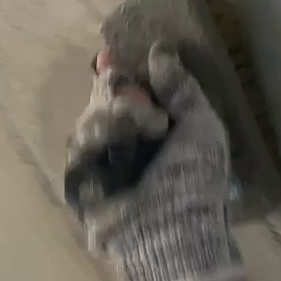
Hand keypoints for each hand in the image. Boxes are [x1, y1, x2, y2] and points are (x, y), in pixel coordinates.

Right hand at [72, 43, 246, 280]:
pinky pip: (79, 145)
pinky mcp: (80, 180)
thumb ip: (180, 87)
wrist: (173, 230)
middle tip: (129, 86)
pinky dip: (101, 137)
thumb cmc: (195, 181)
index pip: (125, 91)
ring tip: (148, 126)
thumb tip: (159, 51)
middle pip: (102, 99)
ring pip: (90, 117)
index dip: (115, 71)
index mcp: (152, 130)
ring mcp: (99, 162)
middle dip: (116, 89)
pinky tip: (120, 143)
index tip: (111, 54)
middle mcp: (122, 143)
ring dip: (117, 112)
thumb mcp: (202, 126)